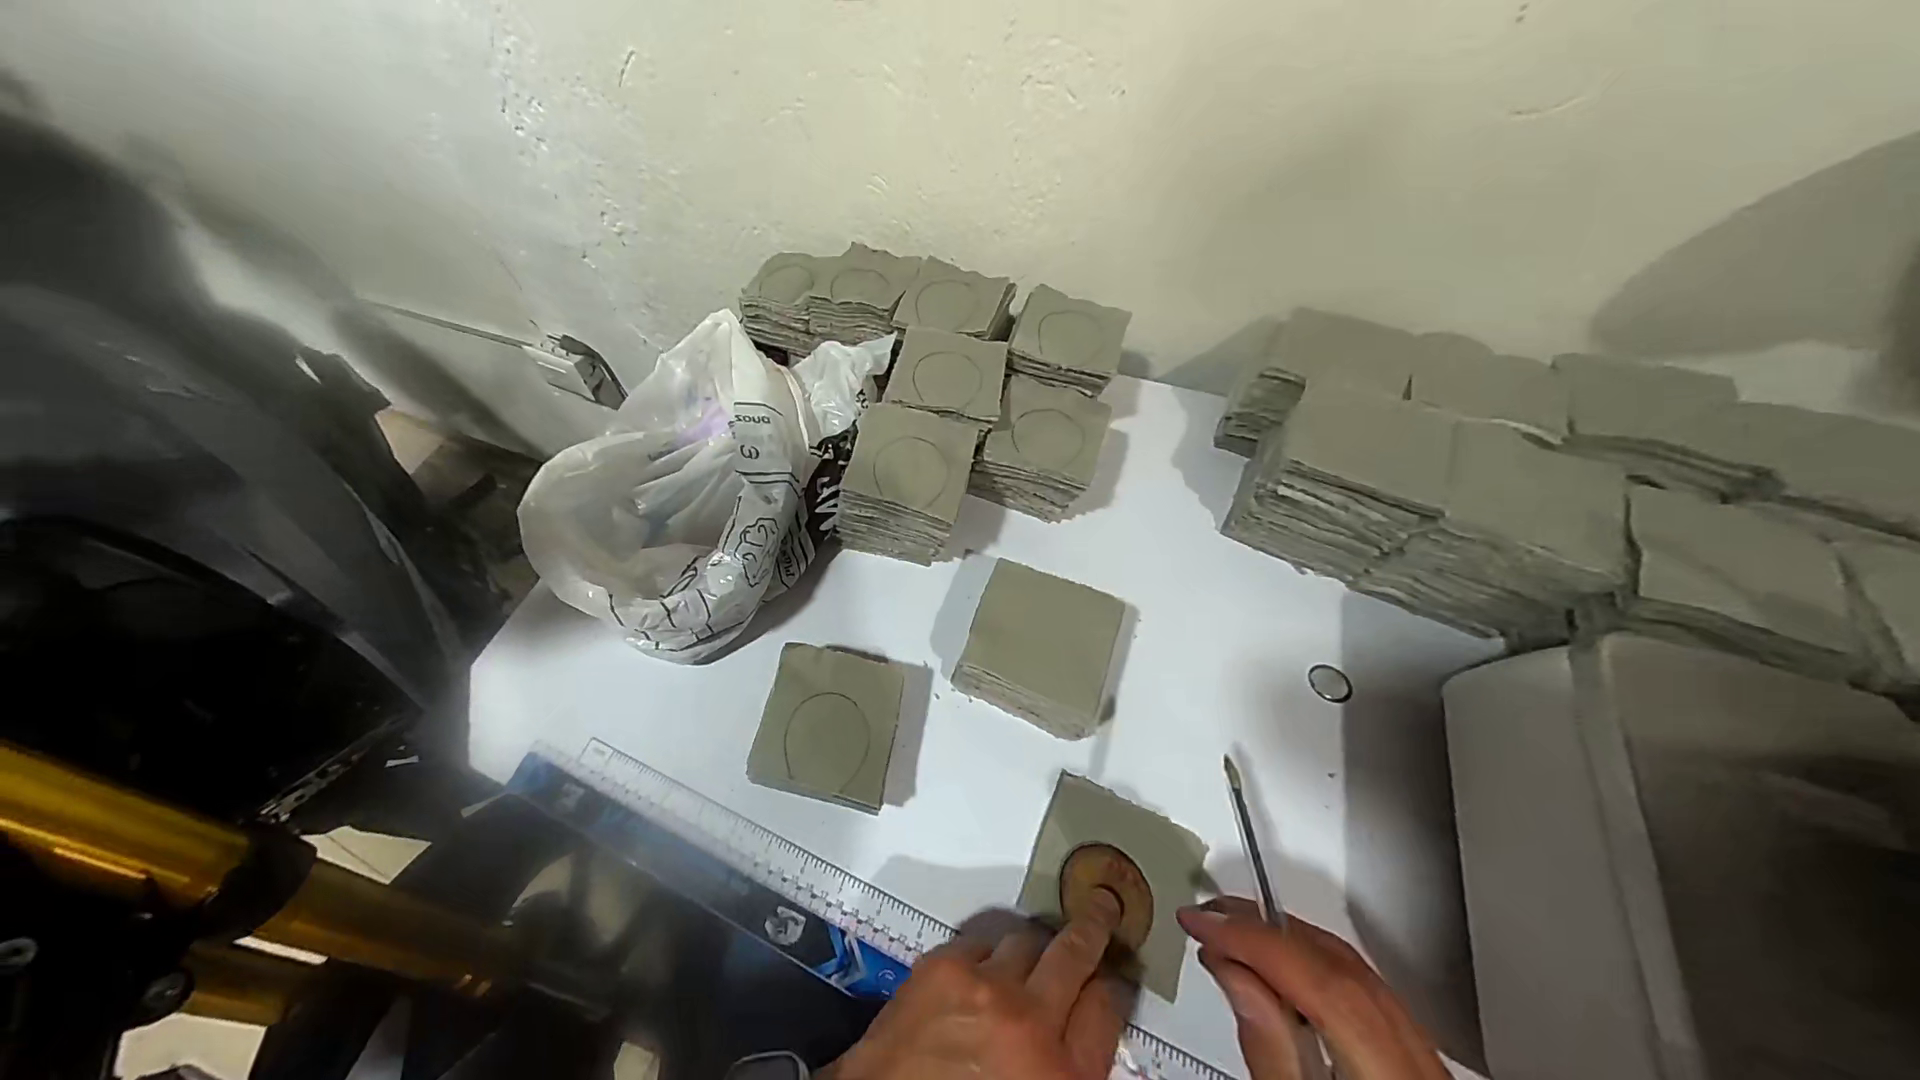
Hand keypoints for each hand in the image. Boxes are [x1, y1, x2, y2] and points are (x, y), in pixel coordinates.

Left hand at [825, 892, 1135, 1079]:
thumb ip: (1067, 1067)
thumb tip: (1079, 1033)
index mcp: (1065, 1077)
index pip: (1109, 1008)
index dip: (1115, 985)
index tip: (1115, 973)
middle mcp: (1031, 1023)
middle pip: (1076, 953)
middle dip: (1093, 927)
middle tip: (1101, 909)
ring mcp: (985, 988)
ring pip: (1027, 937)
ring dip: (1035, 941)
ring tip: (1037, 943)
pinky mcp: (943, 967)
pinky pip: (981, 937)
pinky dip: (988, 948)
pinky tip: (986, 961)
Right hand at [1179, 897, 1448, 1079]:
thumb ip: (1267, 1048)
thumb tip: (1230, 968)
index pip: (1320, 981)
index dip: (1251, 938)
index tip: (1199, 921)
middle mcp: (1419, 1065)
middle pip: (1341, 965)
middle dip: (1264, 929)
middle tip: (1208, 917)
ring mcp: (1426, 1061)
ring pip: (1355, 969)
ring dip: (1286, 940)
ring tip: (1233, 931)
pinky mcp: (1417, 1062)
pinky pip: (1364, 988)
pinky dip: (1313, 963)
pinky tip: (1278, 963)